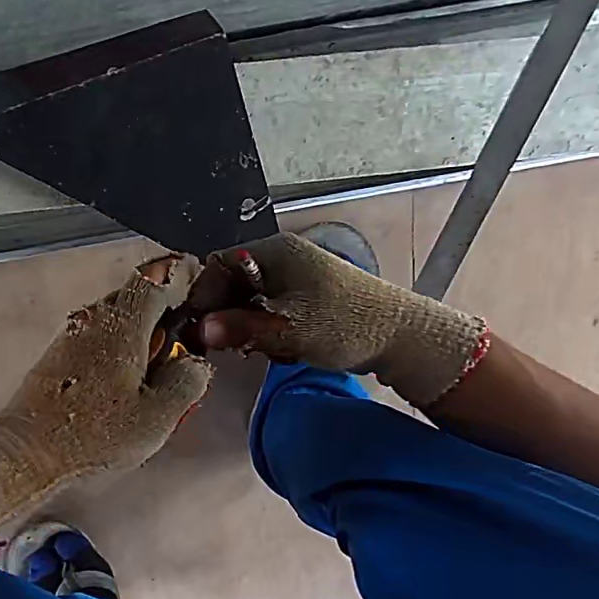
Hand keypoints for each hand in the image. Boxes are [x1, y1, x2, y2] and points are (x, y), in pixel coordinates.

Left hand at [0, 257, 212, 558]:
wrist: (29, 450)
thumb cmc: (94, 434)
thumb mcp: (157, 416)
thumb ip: (186, 382)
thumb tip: (195, 363)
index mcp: (122, 326)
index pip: (152, 282)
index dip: (176, 279)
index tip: (192, 285)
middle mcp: (94, 321)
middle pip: (131, 296)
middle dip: (157, 306)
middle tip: (178, 328)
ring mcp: (71, 336)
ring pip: (112, 316)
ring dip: (136, 326)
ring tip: (153, 357)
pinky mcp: (57, 355)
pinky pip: (95, 335)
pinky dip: (115, 343)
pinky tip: (121, 374)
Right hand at [186, 231, 488, 407]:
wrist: (402, 337)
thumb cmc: (345, 326)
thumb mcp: (289, 330)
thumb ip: (242, 327)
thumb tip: (198, 329)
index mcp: (275, 252)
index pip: (220, 263)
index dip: (204, 294)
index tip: (196, 327)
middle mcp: (281, 256)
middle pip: (231, 279)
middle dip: (223, 311)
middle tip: (219, 343)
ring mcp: (293, 275)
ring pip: (248, 295)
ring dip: (242, 321)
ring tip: (248, 346)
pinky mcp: (303, 294)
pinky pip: (267, 304)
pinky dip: (261, 324)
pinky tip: (270, 345)